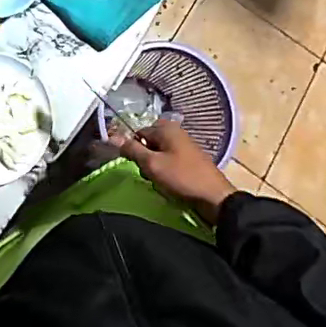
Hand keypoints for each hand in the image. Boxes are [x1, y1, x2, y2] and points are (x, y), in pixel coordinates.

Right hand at [117, 120, 234, 222]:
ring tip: (160, 181)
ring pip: (158, 154)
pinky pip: (169, 162)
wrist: (215, 198)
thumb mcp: (152, 164)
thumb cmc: (182, 178)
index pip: (137, 133)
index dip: (132, 149)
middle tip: (148, 174)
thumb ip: (131, 149)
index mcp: (166, 128)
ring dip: (155, 168)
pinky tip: (170, 184)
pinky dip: (166, 172)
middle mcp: (175, 132)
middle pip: (148, 143)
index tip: (134, 165)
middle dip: (144, 159)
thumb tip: (111, 136)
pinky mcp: (190, 159)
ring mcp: (184, 145)